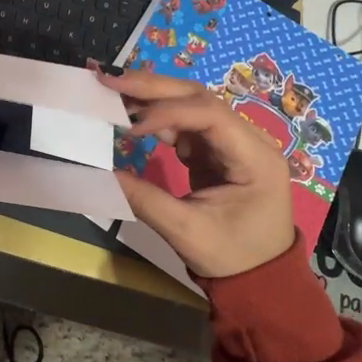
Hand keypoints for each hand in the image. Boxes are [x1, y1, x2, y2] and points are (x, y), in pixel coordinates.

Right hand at [101, 69, 294, 278]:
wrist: (260, 280)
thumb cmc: (233, 257)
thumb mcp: (186, 232)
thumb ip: (144, 199)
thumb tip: (101, 172)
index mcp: (255, 158)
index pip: (210, 114)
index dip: (167, 113)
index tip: (130, 127)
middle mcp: (249, 140)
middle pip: (199, 98)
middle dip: (153, 88)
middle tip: (109, 80)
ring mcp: (232, 142)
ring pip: (189, 104)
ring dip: (151, 97)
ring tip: (112, 91)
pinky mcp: (215, 150)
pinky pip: (184, 121)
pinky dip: (155, 116)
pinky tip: (130, 115)